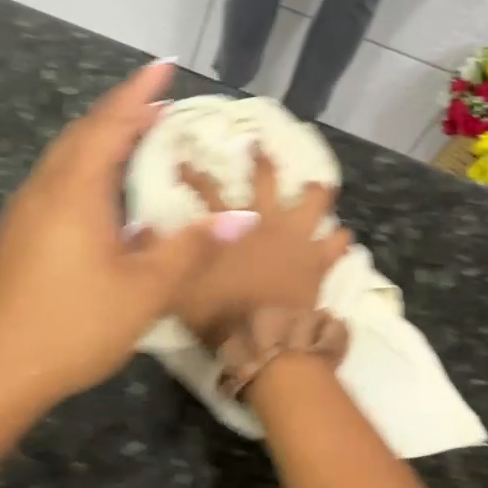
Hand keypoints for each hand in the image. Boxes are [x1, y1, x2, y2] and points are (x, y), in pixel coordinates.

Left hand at [0, 61, 222, 408]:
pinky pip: (55, 185)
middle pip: (82, 134)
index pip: (109, 123)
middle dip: (120, 114)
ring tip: (136, 145)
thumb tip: (242, 218)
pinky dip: (85, 172)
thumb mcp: (144, 289)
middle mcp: (44, 190)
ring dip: (100, 143)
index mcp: (74, 190)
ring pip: (64, 160)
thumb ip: (191, 248)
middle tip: (159, 109)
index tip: (165, 66)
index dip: (138, 92)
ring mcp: (24, 213)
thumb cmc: (74, 324)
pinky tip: (105, 202)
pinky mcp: (16, 237)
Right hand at [172, 147, 351, 347]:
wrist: (260, 337)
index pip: (206, 190)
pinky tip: (342, 237)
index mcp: (230, 225)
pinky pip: (337, 242)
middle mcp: (265, 222)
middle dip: (264, 162)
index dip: (194, 174)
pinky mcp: (318, 260)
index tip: (185, 162)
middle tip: (262, 150)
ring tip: (318, 188)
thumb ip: (170, 254)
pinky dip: (340, 239)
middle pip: (267, 181)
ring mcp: (296, 238)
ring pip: (314, 201)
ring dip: (316, 192)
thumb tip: (145, 231)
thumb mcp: (179, 284)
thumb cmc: (217, 311)